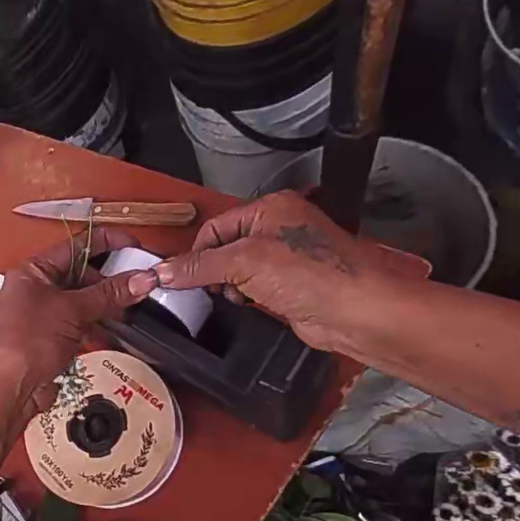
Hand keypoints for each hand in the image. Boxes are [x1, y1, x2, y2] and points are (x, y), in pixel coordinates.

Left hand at [0, 227, 156, 413]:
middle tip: (138, 283)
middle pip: (83, 274)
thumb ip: (109, 294)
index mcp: (34, 271)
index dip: (107, 243)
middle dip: (111, 280)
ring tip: (131, 308)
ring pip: (84, 301)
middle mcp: (37, 289)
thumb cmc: (24, 344)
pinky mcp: (53, 338)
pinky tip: (116, 331)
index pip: (76, 245)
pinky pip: (82, 324)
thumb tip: (141, 278)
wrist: (10, 389)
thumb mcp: (72, 310)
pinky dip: (99, 326)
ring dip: (107, 305)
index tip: (133, 246)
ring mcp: (45, 315)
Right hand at [152, 191, 384, 352]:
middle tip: (207, 288)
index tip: (179, 276)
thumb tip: (165, 271)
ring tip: (235, 296)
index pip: (215, 226)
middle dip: (212, 271)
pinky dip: (244, 297)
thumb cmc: (316, 275)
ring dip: (228, 286)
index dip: (196, 252)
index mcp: (270, 209)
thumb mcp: (243, 262)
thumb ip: (199, 266)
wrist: (355, 311)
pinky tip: (248, 305)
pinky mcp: (289, 286)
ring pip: (236, 270)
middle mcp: (278, 229)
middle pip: (224, 248)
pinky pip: (252, 288)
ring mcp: (285, 259)